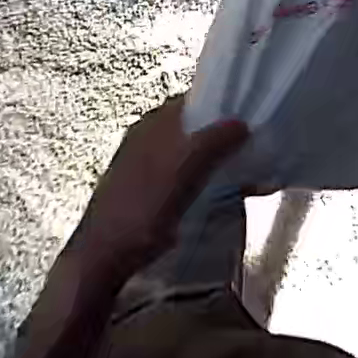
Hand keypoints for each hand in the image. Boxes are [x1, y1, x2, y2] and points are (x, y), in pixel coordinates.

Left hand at [63, 95, 247, 285]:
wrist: (105, 257)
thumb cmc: (145, 205)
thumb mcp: (187, 166)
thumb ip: (215, 140)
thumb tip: (242, 123)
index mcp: (154, 122)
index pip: (194, 100)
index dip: (222, 105)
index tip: (250, 117)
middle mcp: (147, 137)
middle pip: (193, 128)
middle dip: (222, 136)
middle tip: (252, 147)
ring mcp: (144, 165)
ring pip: (189, 153)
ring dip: (214, 161)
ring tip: (244, 172)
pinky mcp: (146, 191)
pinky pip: (182, 176)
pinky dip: (202, 180)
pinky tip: (220, 195)